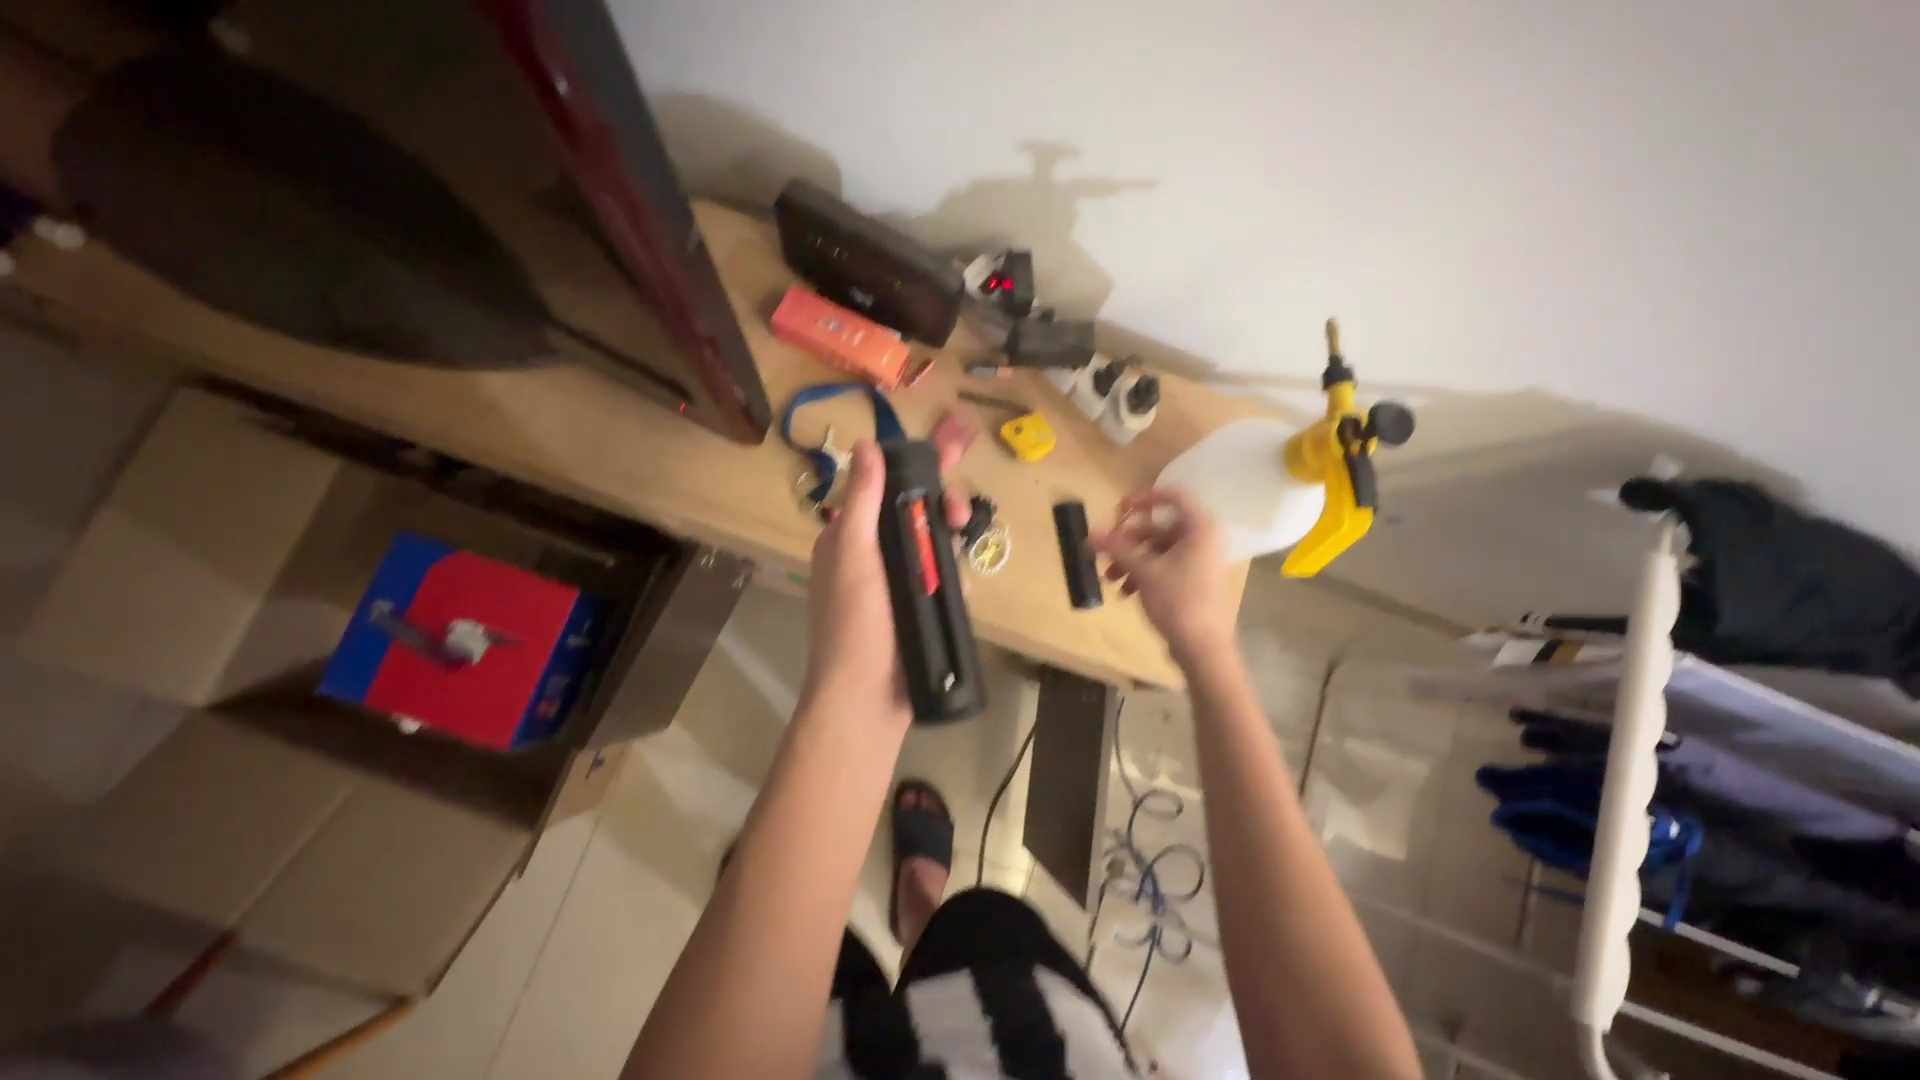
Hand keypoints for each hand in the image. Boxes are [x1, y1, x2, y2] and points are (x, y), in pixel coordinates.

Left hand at [802, 438, 969, 721]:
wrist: (866, 698)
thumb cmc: (854, 624)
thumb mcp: (854, 556)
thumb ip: (862, 501)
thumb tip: (867, 445)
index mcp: (849, 538)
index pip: (884, 484)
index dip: (916, 460)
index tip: (952, 438)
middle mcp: (873, 554)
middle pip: (914, 510)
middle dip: (941, 501)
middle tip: (960, 508)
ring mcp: (899, 582)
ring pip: (934, 542)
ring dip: (951, 538)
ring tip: (963, 548)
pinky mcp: (921, 606)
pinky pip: (944, 577)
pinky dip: (954, 575)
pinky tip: (962, 585)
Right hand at [1090, 488, 1234, 664]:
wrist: (1204, 647)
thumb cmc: (1178, 602)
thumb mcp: (1144, 571)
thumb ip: (1117, 548)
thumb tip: (1090, 533)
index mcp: (1200, 528)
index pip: (1174, 496)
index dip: (1144, 498)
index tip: (1119, 509)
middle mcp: (1203, 539)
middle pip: (1159, 528)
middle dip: (1127, 541)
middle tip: (1104, 552)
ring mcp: (1200, 561)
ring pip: (1158, 550)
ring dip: (1131, 561)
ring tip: (1110, 578)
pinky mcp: (1194, 580)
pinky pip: (1164, 566)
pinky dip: (1143, 574)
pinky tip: (1125, 592)